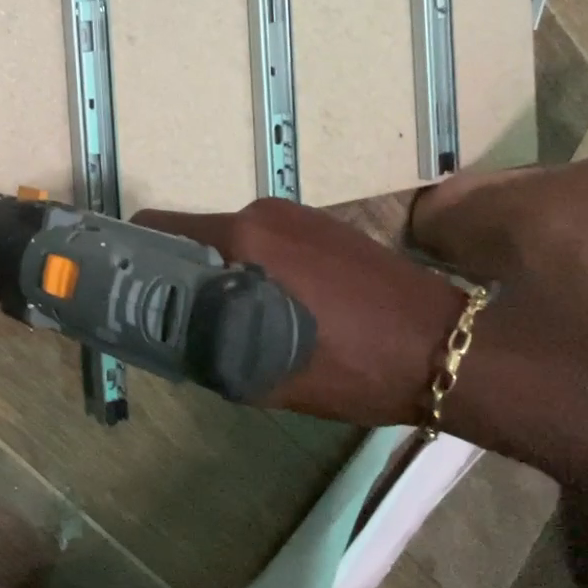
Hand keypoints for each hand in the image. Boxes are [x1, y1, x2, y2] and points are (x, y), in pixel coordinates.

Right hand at [133, 199, 466, 427]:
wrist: (460, 354)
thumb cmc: (356, 367)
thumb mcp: (264, 375)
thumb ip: (206, 349)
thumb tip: (166, 338)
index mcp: (240, 236)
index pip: (155, 228)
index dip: (132, 255)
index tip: (127, 284)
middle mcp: (261, 212)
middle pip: (192, 231)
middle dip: (181, 267)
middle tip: (183, 311)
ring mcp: (297, 213)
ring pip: (231, 235)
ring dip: (222, 265)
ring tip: (236, 312)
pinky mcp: (325, 224)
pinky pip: (267, 237)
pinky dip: (257, 262)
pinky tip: (281, 302)